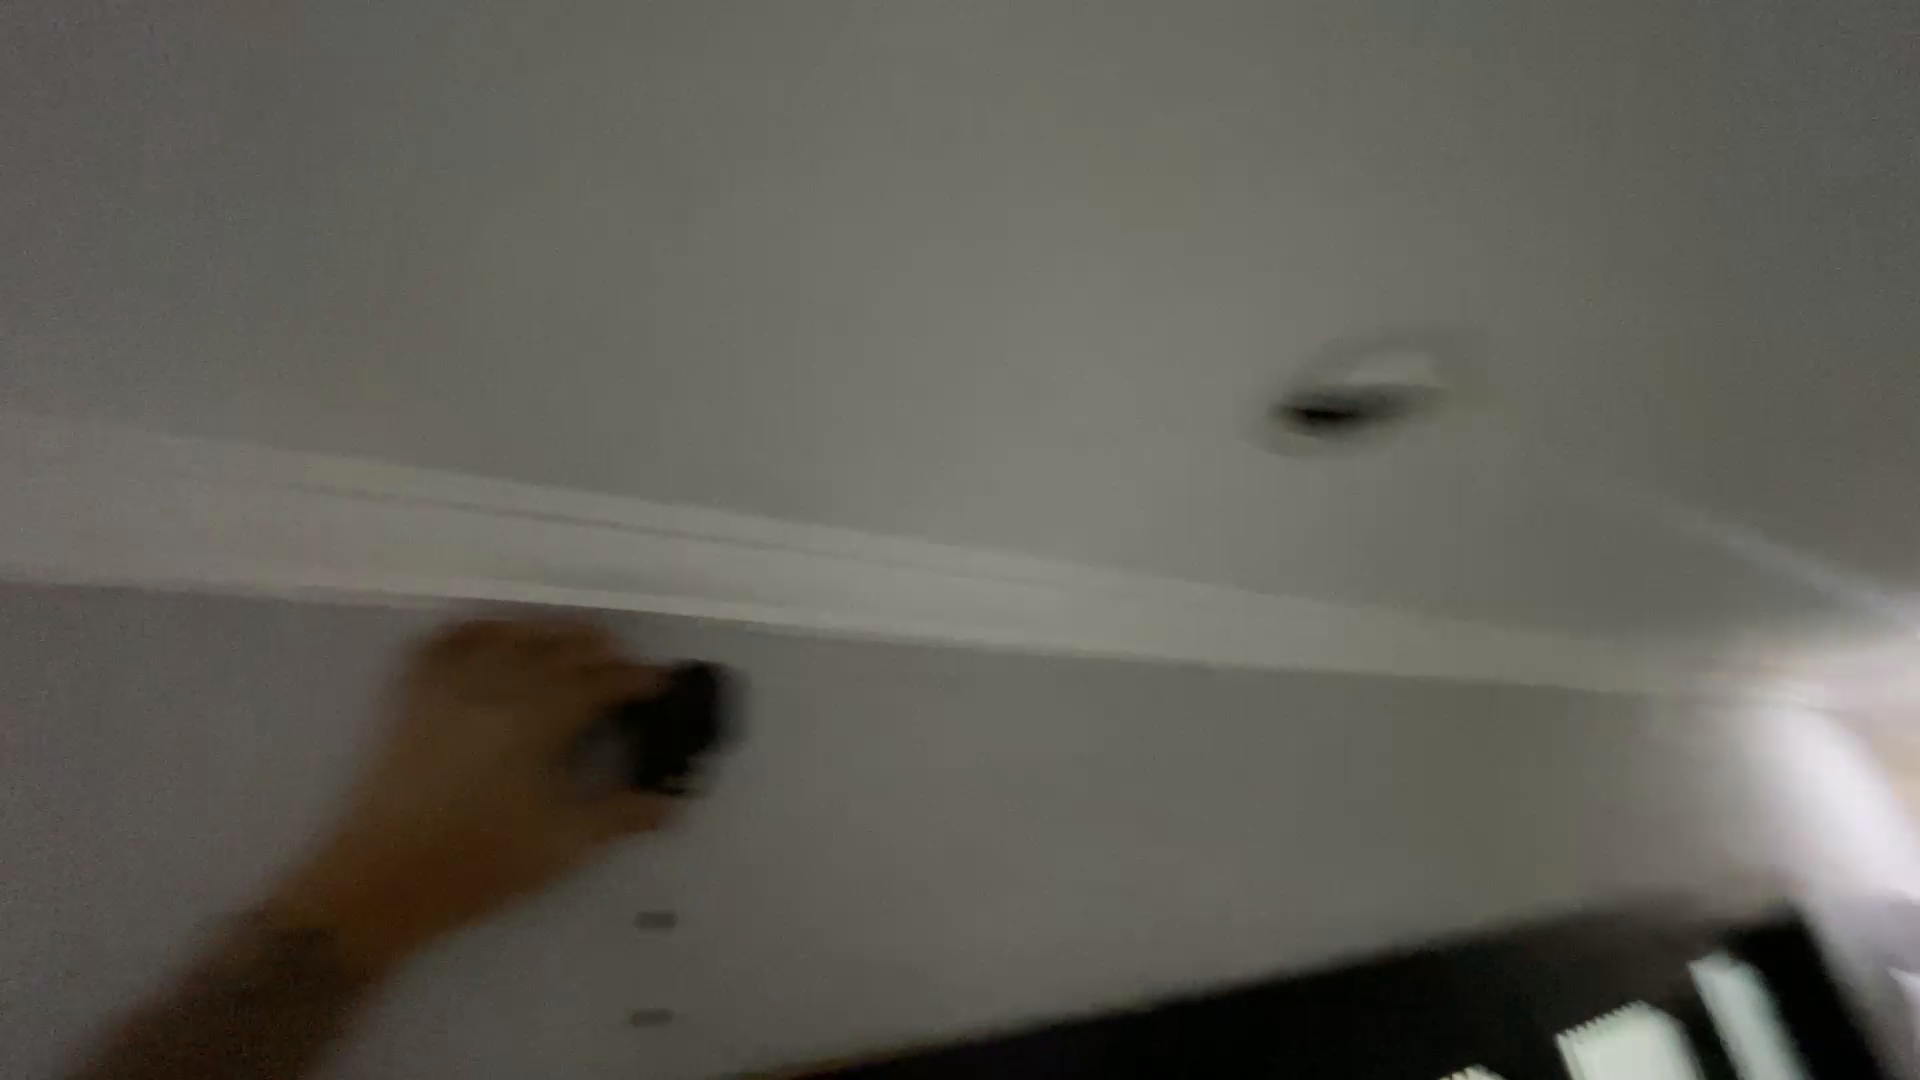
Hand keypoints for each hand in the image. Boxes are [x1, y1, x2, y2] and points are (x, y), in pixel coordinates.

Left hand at [268, 618, 675, 976]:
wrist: (371, 890)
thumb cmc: (474, 867)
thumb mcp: (561, 847)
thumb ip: (620, 817)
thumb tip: (671, 805)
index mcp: (537, 723)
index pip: (599, 682)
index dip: (635, 678)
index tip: (660, 682)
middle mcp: (496, 692)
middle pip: (558, 648)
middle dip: (599, 648)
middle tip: (623, 663)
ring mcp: (449, 691)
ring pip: (508, 636)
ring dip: (548, 631)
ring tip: (570, 642)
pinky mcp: (412, 700)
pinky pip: (444, 644)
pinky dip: (475, 631)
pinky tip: (494, 636)